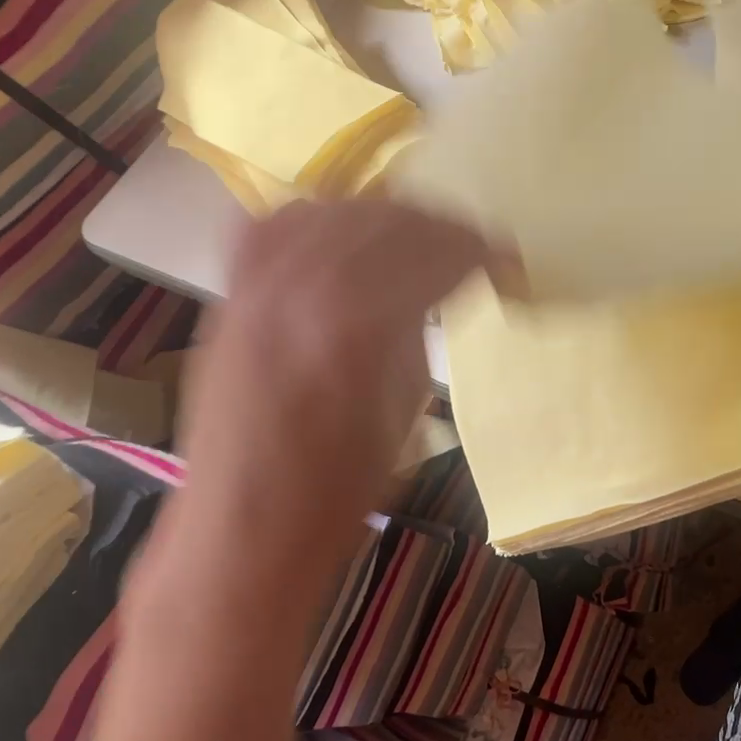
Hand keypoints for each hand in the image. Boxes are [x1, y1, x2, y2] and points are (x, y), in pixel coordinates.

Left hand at [174, 200, 490, 571]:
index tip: (512, 266)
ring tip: (421, 239)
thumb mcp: (404, 409)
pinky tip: (346, 235)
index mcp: (356, 326)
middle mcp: (298, 289)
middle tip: (479, 250)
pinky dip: (318, 219)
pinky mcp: (227, 297)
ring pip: (332, 211)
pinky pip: (273, 226)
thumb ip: (416, 335)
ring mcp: (254, 287)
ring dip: (388, 217)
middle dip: (444, 228)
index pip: (434, 255)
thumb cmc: (339, 491)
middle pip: (386, 220)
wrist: (243, 529)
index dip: (483, 253)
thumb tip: (440, 291)